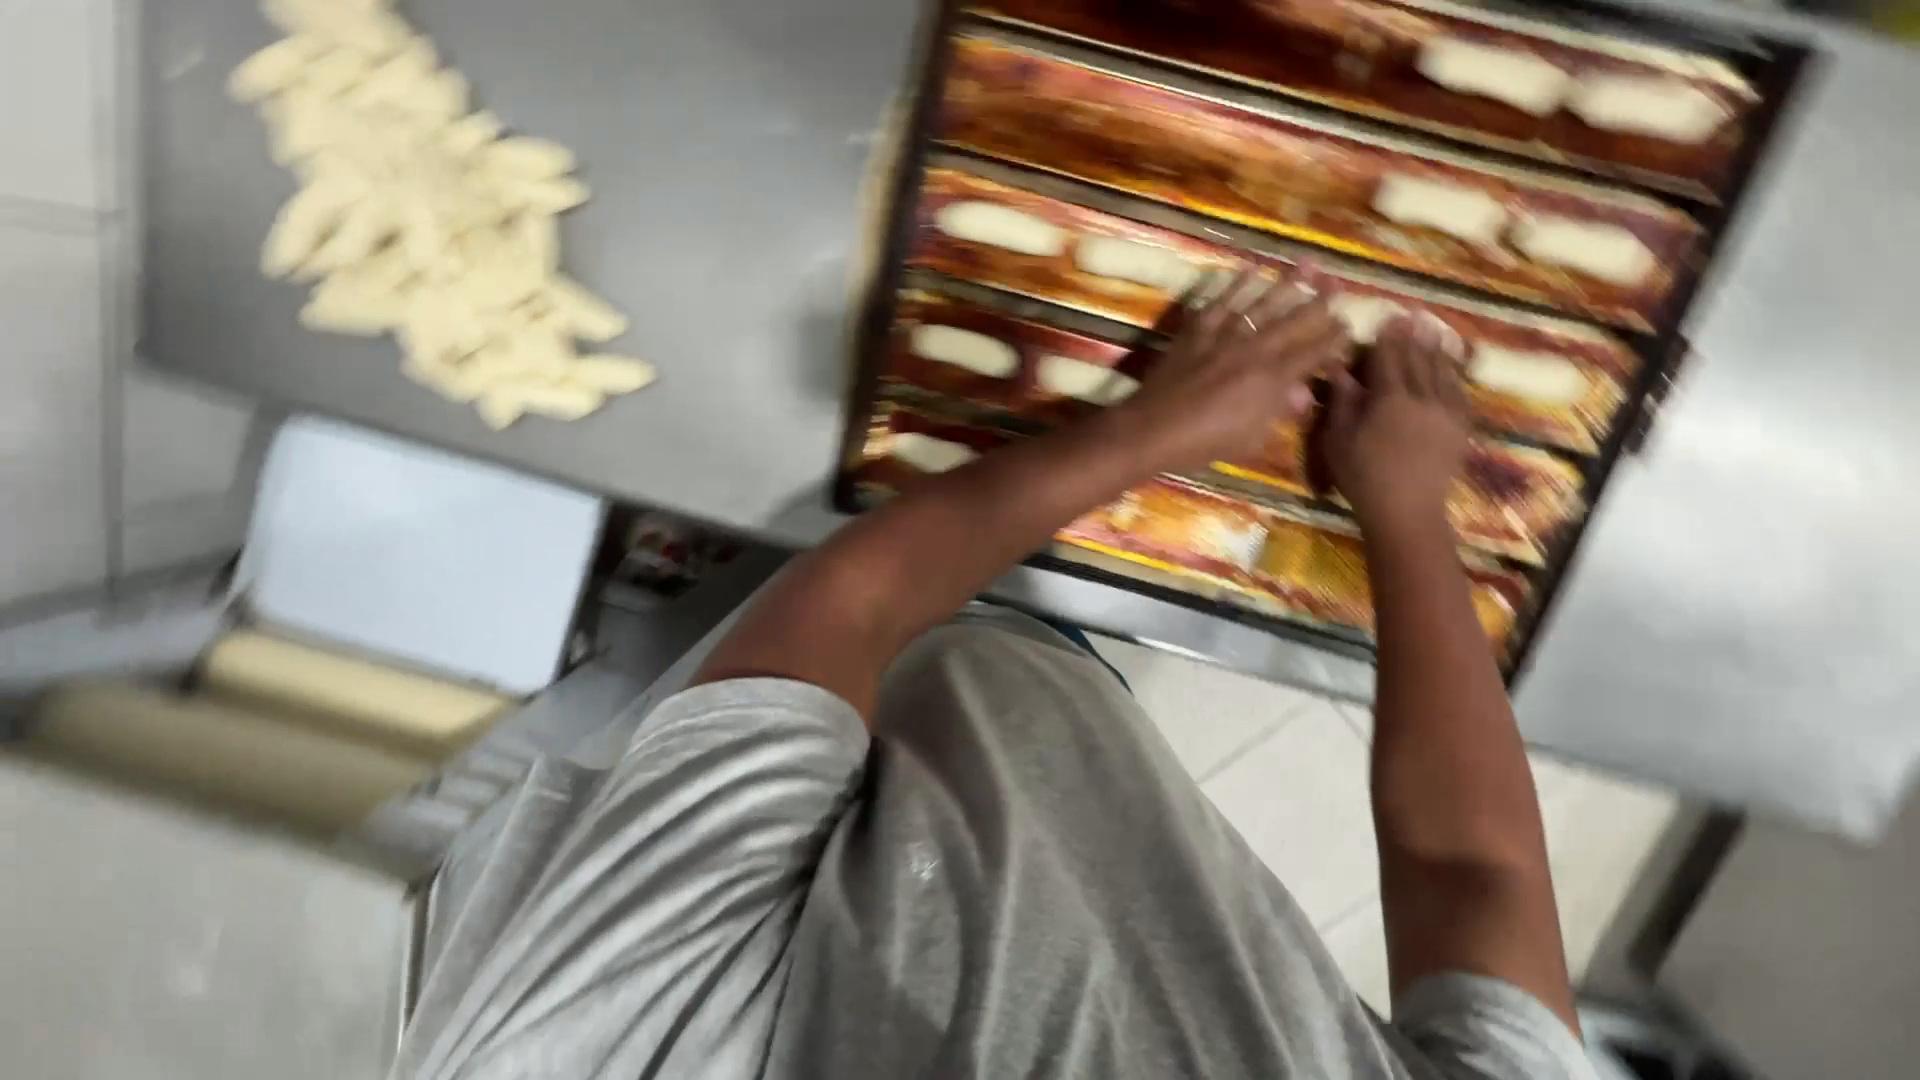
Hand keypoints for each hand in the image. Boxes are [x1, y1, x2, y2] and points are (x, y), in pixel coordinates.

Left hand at [1116, 265, 1352, 473]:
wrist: (1151, 430)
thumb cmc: (1201, 444)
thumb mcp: (1248, 438)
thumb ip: (1276, 412)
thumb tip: (1302, 393)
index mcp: (1271, 380)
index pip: (1312, 355)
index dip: (1332, 340)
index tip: (1349, 325)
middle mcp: (1253, 351)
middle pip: (1294, 321)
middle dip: (1320, 301)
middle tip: (1339, 282)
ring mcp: (1223, 337)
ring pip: (1262, 303)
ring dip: (1287, 281)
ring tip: (1308, 262)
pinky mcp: (1195, 332)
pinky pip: (1219, 302)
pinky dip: (1235, 284)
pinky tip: (1250, 268)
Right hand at [1324, 311, 1469, 538]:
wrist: (1406, 510)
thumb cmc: (1362, 476)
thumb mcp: (1339, 439)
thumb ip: (1342, 400)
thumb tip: (1340, 368)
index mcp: (1390, 398)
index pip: (1390, 357)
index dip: (1389, 336)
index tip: (1390, 316)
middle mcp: (1423, 396)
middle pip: (1419, 358)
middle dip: (1415, 336)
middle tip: (1413, 316)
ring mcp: (1447, 410)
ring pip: (1443, 370)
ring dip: (1437, 348)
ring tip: (1435, 331)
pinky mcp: (1461, 426)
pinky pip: (1458, 389)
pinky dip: (1453, 372)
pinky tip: (1450, 366)